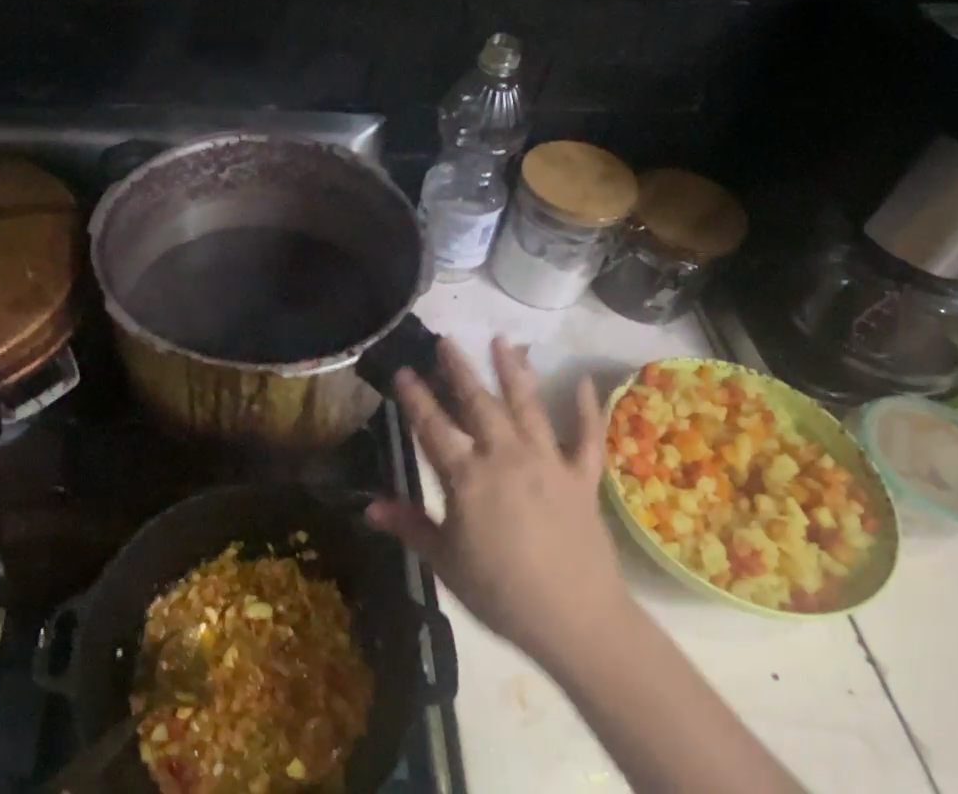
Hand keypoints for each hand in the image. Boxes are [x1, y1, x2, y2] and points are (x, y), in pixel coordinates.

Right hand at [367, 337, 628, 663]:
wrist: (575, 618)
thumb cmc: (500, 593)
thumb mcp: (445, 561)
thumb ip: (410, 526)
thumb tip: (370, 506)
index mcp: (467, 477)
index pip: (433, 426)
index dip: (415, 397)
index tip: (403, 370)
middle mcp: (506, 456)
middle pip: (478, 403)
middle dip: (459, 369)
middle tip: (446, 341)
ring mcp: (548, 462)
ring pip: (527, 406)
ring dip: (513, 371)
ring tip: (501, 341)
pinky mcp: (582, 477)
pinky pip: (587, 436)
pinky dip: (587, 408)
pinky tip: (584, 382)